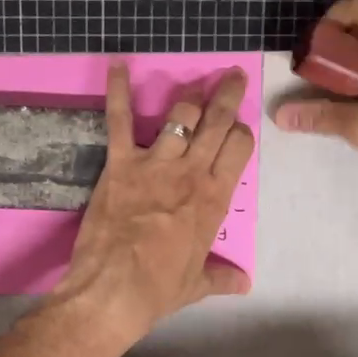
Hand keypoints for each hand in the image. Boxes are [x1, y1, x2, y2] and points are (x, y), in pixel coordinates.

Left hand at [48, 64, 254, 344]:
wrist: (113, 290)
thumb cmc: (157, 290)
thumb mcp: (195, 285)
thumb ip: (220, 277)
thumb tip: (243, 284)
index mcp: (213, 199)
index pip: (239, 148)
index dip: (240, 134)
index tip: (237, 131)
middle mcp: (190, 173)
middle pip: (217, 122)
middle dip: (227, 96)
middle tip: (231, 79)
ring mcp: (154, 164)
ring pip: (180, 115)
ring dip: (188, 99)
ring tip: (192, 90)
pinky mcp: (119, 164)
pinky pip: (119, 120)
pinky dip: (117, 92)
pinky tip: (118, 66)